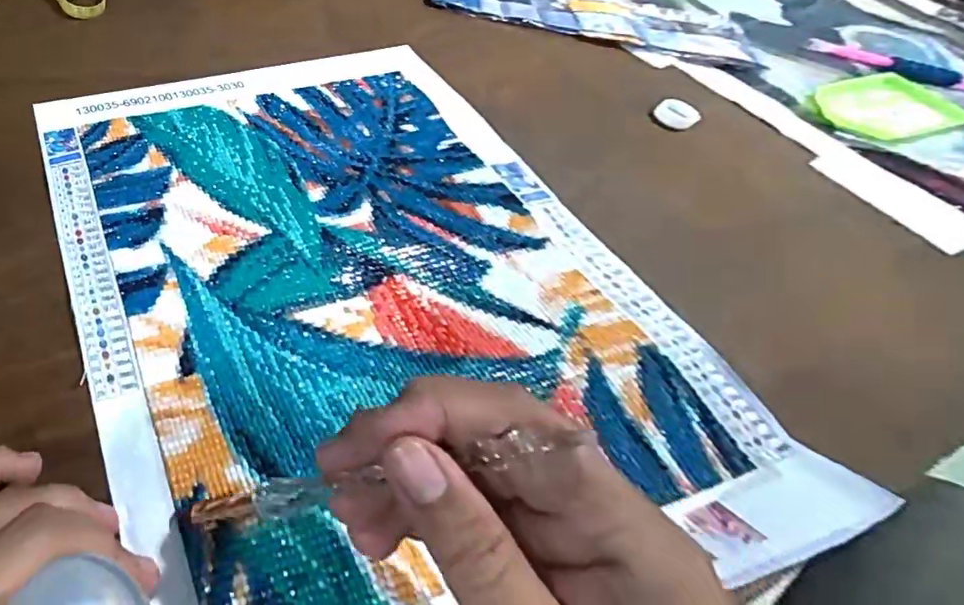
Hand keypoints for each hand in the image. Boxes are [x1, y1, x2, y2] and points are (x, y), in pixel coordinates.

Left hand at [0, 446, 160, 604]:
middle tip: (127, 555)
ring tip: (95, 515)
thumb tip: (63, 598)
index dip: (100, 547)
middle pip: (32, 510)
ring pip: (3, 493)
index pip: (44, 537)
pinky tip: (24, 464)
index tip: (137, 576)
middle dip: (89, 525)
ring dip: (56, 497)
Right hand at [317, 377, 727, 604]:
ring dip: (398, 472)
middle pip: (488, 429)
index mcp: (628, 531)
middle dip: (402, 438)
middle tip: (335, 471)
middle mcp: (598, 503)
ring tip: (348, 511)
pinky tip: (377, 526)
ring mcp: (567, 520)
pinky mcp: (538, 537)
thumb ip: (476, 552)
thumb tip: (400, 447)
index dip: (435, 412)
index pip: (524, 425)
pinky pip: (466, 495)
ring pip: (464, 457)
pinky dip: (415, 504)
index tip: (363, 444)